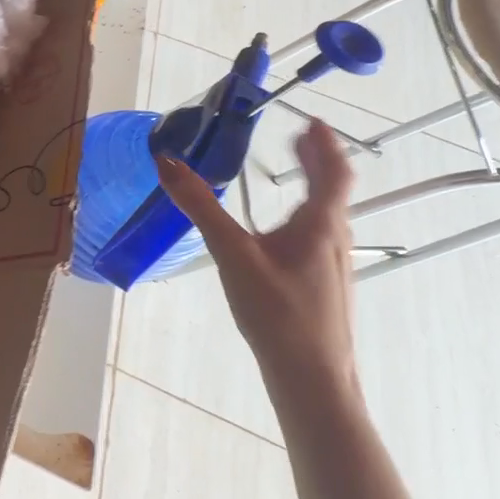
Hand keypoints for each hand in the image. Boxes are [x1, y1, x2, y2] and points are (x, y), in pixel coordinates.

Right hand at [155, 118, 357, 389]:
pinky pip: (318, 231)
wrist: (311, 378)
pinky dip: (304, 209)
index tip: (311, 120)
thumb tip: (165, 161)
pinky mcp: (322, 282)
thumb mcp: (232, 254)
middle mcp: (334, 240)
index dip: (324, 144)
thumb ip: (198, 206)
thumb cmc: (278, 312)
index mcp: (320, 226)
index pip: (334, 173)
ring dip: (312, 185)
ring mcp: (332, 264)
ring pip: (327, 212)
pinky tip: (280, 226)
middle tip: (294, 136)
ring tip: (289, 170)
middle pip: (333, 190)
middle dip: (315, 159)